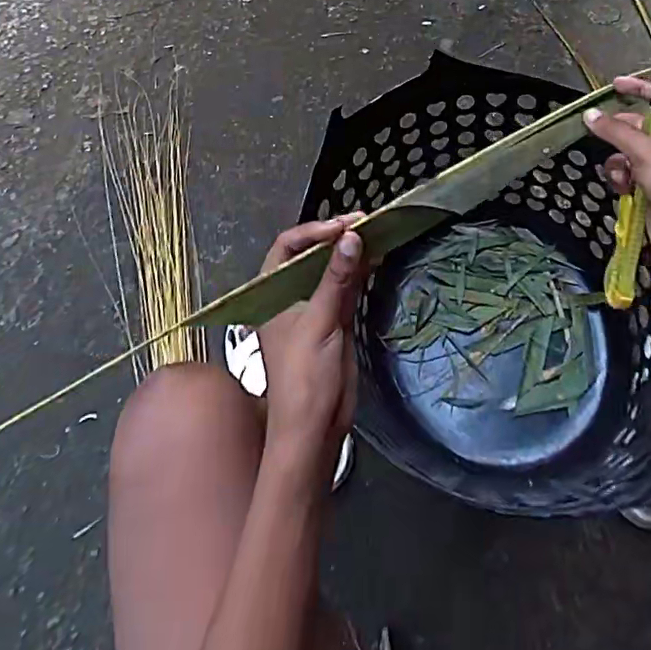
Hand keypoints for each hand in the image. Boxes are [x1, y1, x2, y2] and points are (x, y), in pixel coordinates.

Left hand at [256, 216, 368, 466]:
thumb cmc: (304, 376)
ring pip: (332, 269)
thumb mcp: (320, 322)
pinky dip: (361, 272)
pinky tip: (378, 257)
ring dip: (351, 251)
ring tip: (376, 231)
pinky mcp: (335, 321)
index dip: (313, 231)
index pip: (288, 247)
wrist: (314, 428)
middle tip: (365, 221)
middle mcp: (291, 295)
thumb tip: (351, 236)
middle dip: (336, 236)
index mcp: (272, 292)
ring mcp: (314, 307)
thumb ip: (336, 279)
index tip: (343, 226)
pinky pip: (347, 287)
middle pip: (311, 254)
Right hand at [582, 76, 650, 277]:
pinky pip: (627, 172)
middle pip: (639, 126)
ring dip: (618, 160)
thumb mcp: (647, 155)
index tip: (612, 85)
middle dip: (619, 132)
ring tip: (621, 174)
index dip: (638, 89)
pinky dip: (621, 178)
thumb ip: (616, 132)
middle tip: (597, 130)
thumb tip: (589, 114)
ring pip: (627, 151)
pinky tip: (624, 189)